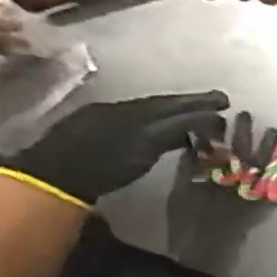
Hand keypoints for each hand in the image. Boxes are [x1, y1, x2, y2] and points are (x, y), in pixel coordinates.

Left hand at [10, 92, 230, 204]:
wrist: (53, 176)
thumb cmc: (101, 167)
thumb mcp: (142, 152)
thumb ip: (172, 135)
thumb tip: (202, 122)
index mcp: (132, 113)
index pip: (172, 106)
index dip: (198, 105)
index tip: (223, 102)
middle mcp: (120, 109)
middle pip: (161, 105)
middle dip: (191, 104)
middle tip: (219, 100)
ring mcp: (105, 119)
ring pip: (149, 113)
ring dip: (176, 115)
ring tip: (199, 120)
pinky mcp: (96, 130)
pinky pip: (137, 121)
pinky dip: (159, 125)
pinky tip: (167, 133)